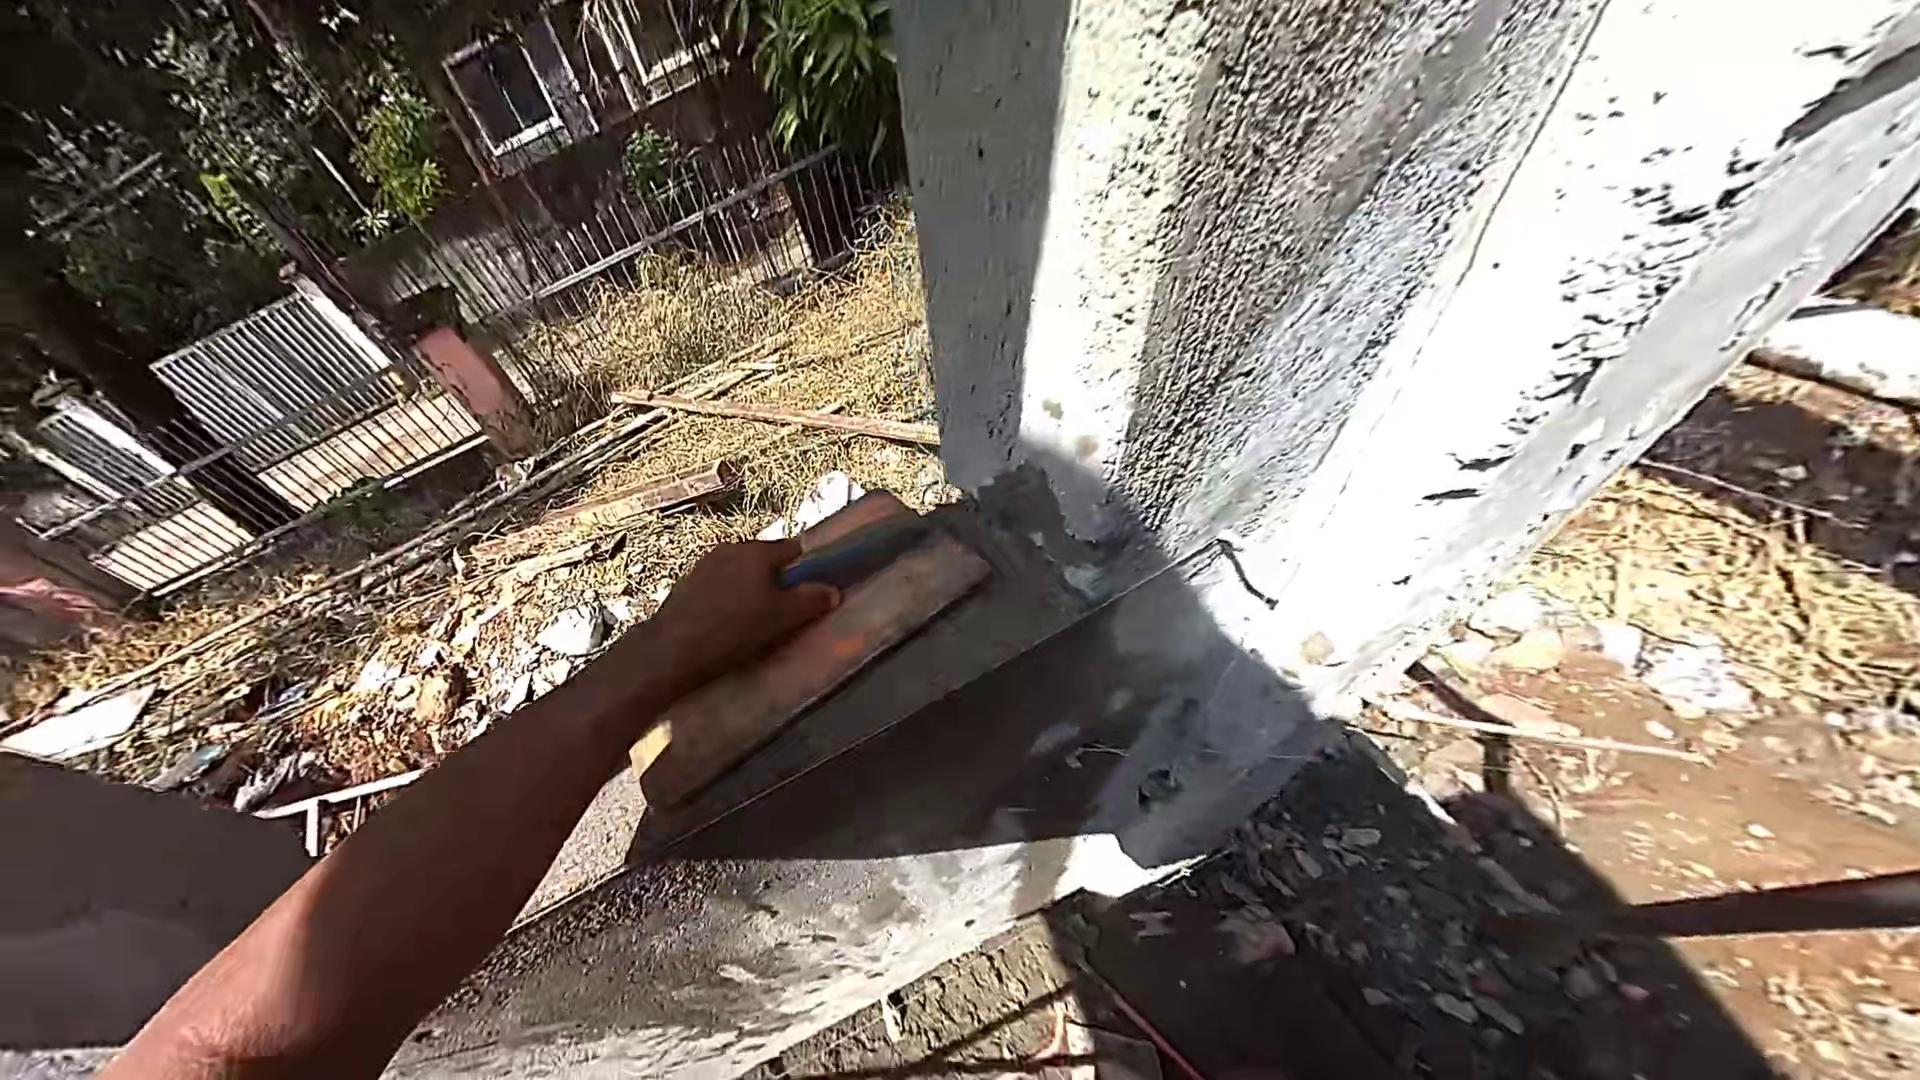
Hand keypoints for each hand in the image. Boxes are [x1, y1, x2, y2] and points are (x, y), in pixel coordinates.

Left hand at [641, 539, 838, 693]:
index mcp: (757, 551)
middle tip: (781, 610)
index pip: (793, 548)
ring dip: (751, 588)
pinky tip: (727, 623)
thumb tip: (833, 591)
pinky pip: (721, 584)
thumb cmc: (734, 629)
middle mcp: (731, 548)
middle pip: (766, 560)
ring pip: (742, 572)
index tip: (807, 591)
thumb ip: (811, 601)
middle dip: (776, 580)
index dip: (805, 568)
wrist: (671, 651)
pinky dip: (729, 597)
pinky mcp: (687, 583)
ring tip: (752, 619)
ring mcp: (705, 564)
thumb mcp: (782, 618)